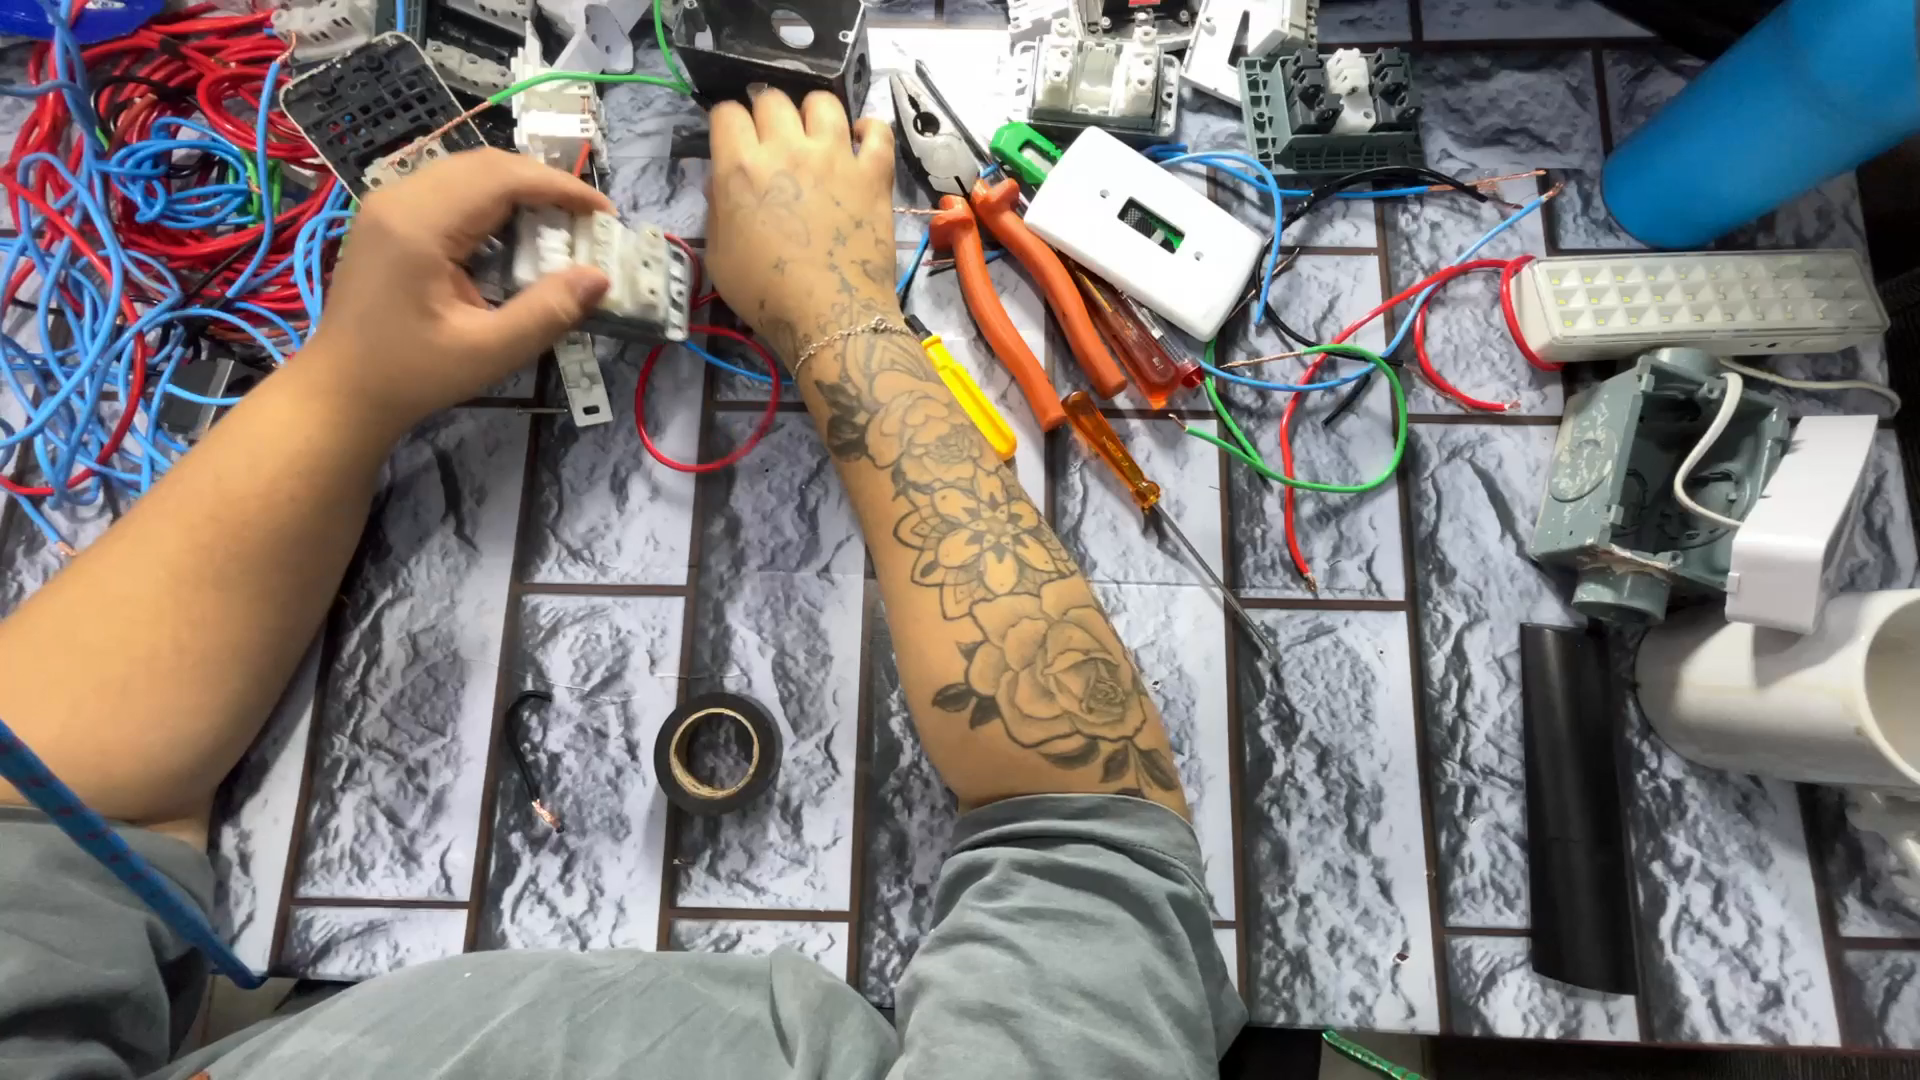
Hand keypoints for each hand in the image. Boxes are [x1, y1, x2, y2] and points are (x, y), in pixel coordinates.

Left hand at [296, 148, 613, 430]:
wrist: (345, 388)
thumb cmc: (414, 373)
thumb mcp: (492, 350)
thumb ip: (549, 311)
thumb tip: (600, 278)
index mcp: (419, 225)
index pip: (500, 178)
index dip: (560, 187)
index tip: (605, 212)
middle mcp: (400, 200)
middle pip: (485, 166)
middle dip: (546, 185)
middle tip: (592, 221)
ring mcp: (392, 207)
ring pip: (470, 174)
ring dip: (524, 193)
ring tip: (566, 226)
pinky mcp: (395, 222)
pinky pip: (455, 194)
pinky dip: (499, 206)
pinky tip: (524, 238)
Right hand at [704, 90, 898, 362]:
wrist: (832, 317)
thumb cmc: (769, 296)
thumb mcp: (720, 259)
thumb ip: (718, 212)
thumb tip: (723, 185)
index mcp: (741, 167)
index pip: (727, 113)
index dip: (729, 124)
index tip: (736, 141)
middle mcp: (787, 150)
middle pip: (773, 98)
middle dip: (767, 114)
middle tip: (775, 142)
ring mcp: (835, 158)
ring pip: (823, 102)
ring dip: (814, 113)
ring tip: (816, 137)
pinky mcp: (873, 176)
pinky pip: (878, 132)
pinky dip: (870, 131)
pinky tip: (861, 143)